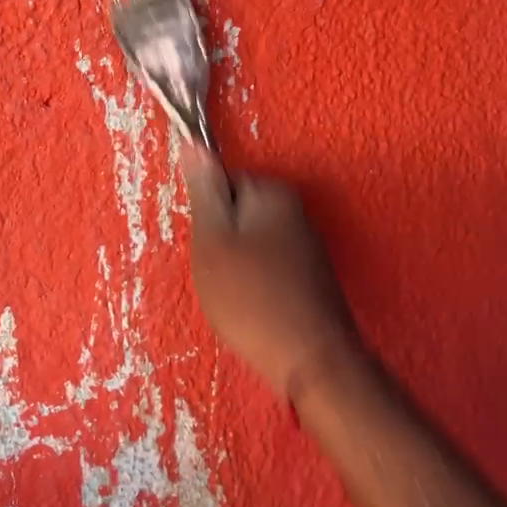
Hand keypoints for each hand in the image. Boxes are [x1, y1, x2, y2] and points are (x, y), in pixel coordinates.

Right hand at [182, 143, 357, 397]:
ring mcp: (308, 247)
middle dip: (222, 240)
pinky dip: (257, 285)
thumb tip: (194, 143)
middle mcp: (297, 211)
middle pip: (238, 213)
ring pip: (252, 244)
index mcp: (273, 192)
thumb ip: (204, 188)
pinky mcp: (311, 280)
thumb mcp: (211, 237)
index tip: (208, 244)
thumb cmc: (251, 297)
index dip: (207, 215)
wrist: (310, 363)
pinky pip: (269, 268)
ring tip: (236, 296)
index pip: (222, 183)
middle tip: (218, 272)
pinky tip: (254, 309)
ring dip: (238, 265)